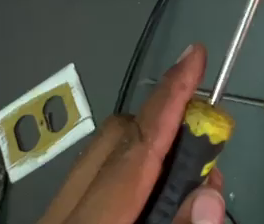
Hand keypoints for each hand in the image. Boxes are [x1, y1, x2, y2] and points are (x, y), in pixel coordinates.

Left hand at [36, 44, 226, 223]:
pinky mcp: (55, 219)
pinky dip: (129, 174)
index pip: (135, 145)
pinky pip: (91, 178)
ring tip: (191, 176)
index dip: (170, 97)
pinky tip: (155, 194)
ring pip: (102, 153)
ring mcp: (52, 215)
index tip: (194, 56)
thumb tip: (211, 194)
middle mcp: (60, 211)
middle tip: (209, 136)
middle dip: (165, 122)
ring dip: (150, 150)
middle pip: (116, 135)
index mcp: (84, 222)